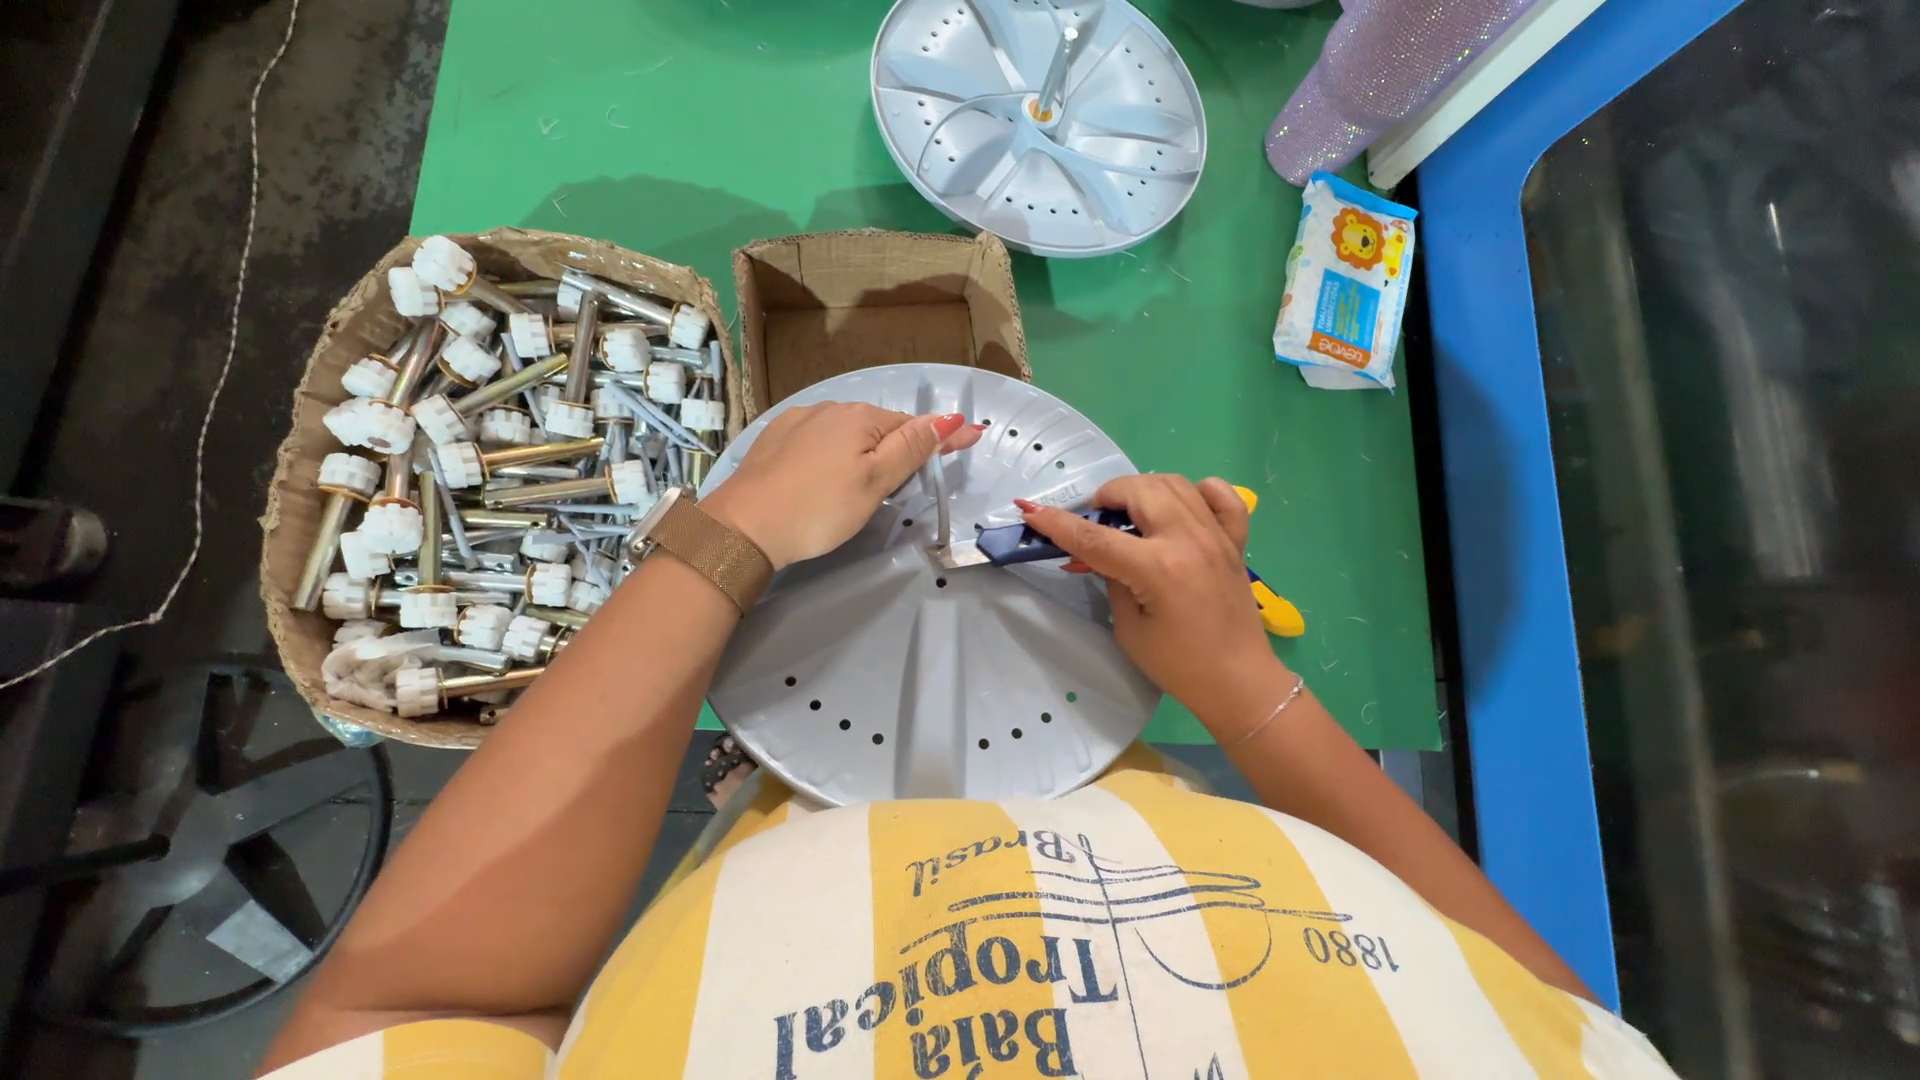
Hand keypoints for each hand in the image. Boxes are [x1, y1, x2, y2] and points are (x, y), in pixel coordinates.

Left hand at [704, 403, 982, 569]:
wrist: (744, 526)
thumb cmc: (819, 508)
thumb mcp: (875, 481)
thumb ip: (912, 448)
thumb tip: (948, 417)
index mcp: (860, 418)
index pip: (913, 426)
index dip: (942, 437)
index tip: (973, 437)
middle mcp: (829, 410)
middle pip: (879, 428)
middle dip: (900, 445)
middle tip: (912, 477)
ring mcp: (798, 423)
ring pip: (846, 433)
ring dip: (865, 448)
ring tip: (867, 479)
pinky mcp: (775, 441)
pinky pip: (818, 439)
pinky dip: (833, 452)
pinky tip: (827, 471)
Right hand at [1016, 475, 1284, 722]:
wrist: (1239, 681)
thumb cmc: (1178, 665)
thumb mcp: (1129, 628)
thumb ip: (1111, 580)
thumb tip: (1096, 553)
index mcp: (1157, 569)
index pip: (1095, 536)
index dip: (1058, 524)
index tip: (1030, 511)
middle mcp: (1188, 540)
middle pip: (1137, 491)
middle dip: (1105, 497)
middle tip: (1094, 520)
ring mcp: (1216, 535)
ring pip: (1173, 483)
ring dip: (1142, 490)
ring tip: (1128, 513)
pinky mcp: (1235, 540)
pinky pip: (1220, 495)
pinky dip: (1197, 491)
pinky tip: (1181, 506)